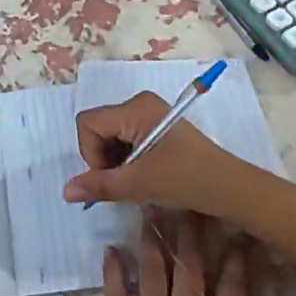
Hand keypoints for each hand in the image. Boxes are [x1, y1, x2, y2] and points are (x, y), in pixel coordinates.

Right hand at [61, 91, 256, 215]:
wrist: (231, 188)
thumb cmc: (186, 180)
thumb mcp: (139, 184)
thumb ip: (99, 185)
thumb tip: (65, 190)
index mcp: (135, 109)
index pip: (88, 124)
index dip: (90, 153)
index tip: (111, 177)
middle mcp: (140, 104)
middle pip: (97, 127)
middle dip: (102, 157)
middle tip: (123, 182)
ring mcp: (150, 114)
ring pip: (110, 135)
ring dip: (114, 161)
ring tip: (134, 181)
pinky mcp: (157, 127)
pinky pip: (125, 138)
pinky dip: (126, 159)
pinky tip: (142, 175)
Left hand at [91, 213, 283, 295]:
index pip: (235, 291)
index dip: (240, 258)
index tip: (241, 227)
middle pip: (191, 272)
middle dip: (192, 232)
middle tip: (189, 196)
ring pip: (153, 276)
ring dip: (152, 240)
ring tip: (150, 207)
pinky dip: (112, 275)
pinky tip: (109, 250)